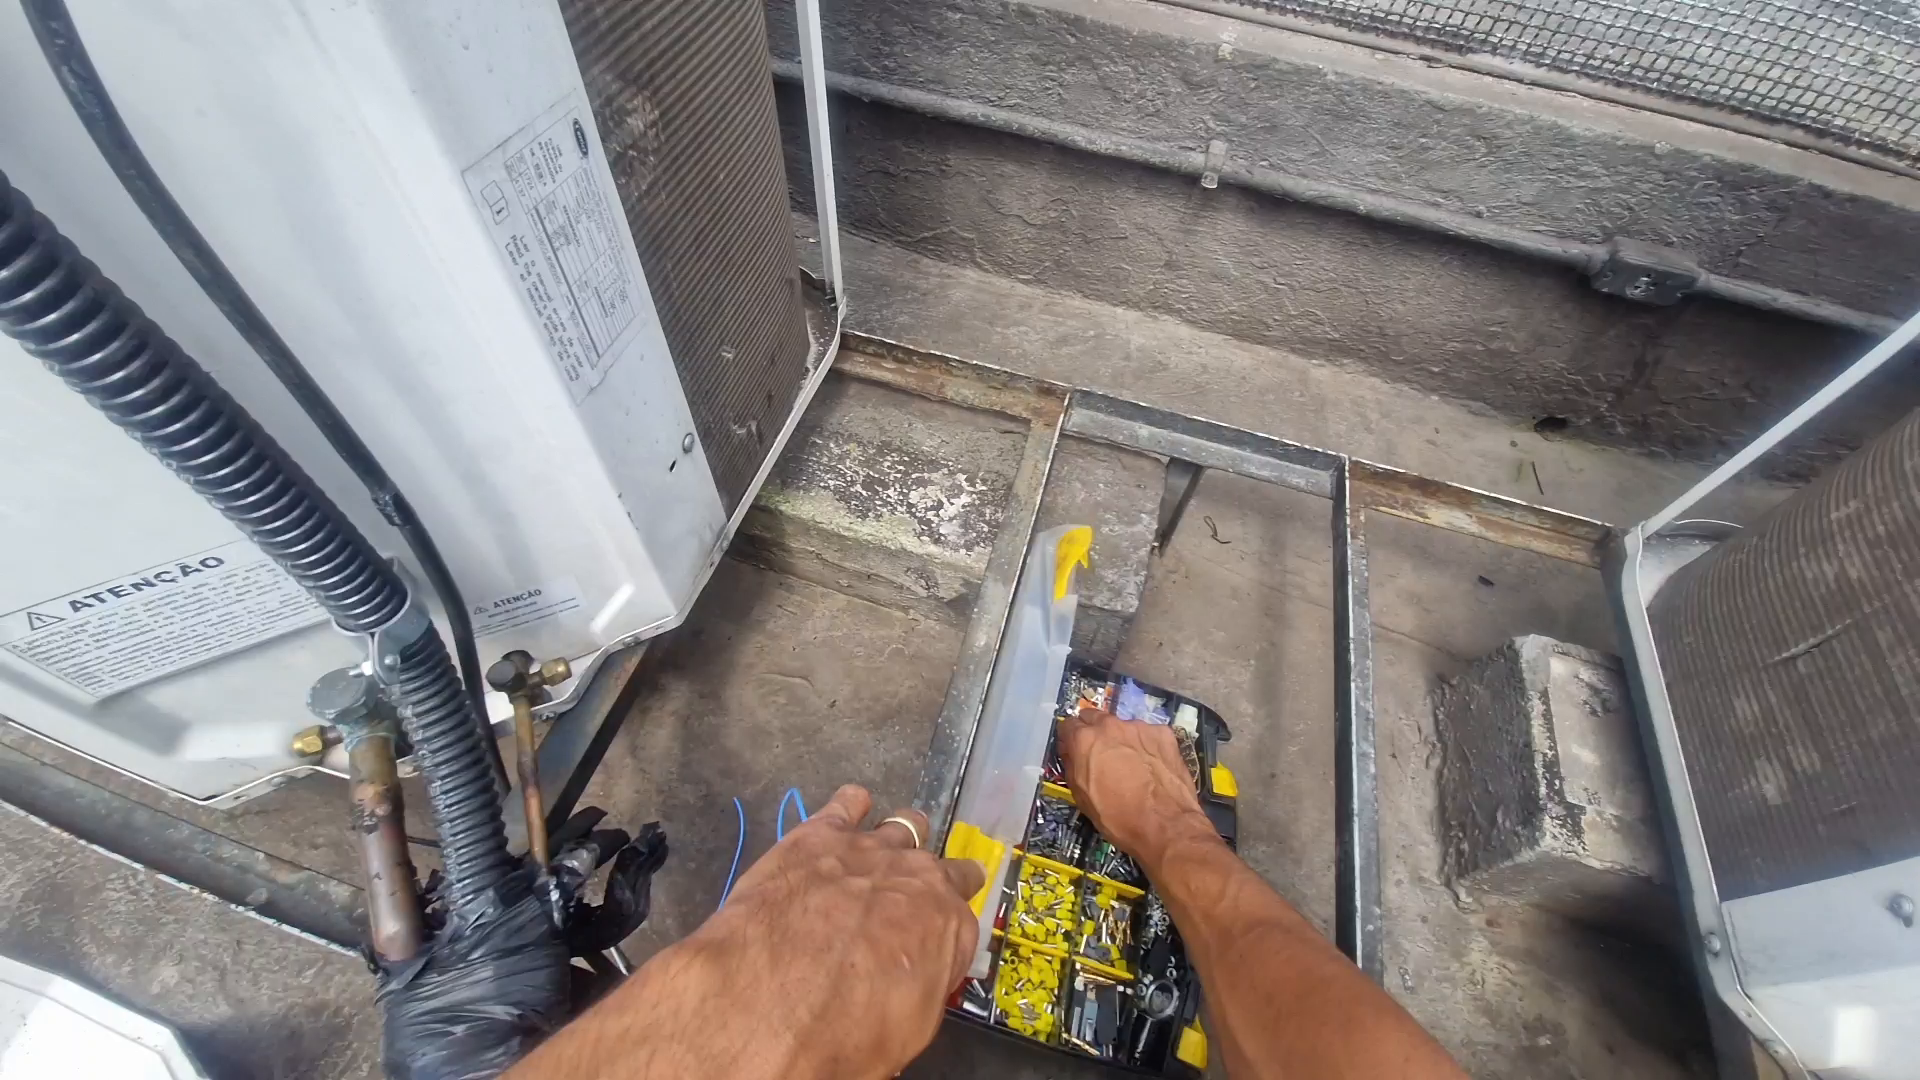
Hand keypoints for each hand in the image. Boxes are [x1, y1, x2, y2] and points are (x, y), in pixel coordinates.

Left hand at [516, 785, 987, 1079]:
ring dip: (898, 840)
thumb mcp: (903, 1034)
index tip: (933, 940)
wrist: (773, 998)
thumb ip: (916, 989)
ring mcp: (871, 847)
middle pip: (941, 866)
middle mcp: (919, 876)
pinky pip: (848, 802)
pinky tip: (849, 809)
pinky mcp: (823, 832)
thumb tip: (905, 983)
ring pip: (903, 825)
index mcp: (948, 926)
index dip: (947, 929)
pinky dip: (851, 806)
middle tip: (911, 897)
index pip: (963, 917)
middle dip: (931, 879)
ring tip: (883, 851)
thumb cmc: (847, 1037)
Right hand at [1058, 707, 1216, 868]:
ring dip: (1122, 739)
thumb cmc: (1117, 817)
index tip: (1075, 750)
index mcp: (1084, 739)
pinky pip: (1148, 734)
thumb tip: (1072, 753)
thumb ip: (1073, 766)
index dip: (1071, 739)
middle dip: (1094, 732)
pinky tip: (1152, 765)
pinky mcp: (1163, 733)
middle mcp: (1109, 725)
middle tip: (1101, 755)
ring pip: (1123, 726)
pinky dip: (1146, 745)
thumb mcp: (1081, 796)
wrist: (1166, 826)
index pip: (1069, 725)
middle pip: (1094, 717)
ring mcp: (1138, 727)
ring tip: (1132, 764)